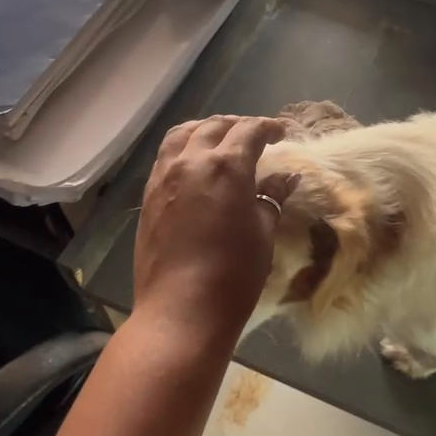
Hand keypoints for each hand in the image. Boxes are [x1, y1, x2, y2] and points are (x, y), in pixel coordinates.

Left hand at [132, 115, 295, 334]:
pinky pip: (166, 157)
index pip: (249, 132)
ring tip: (220, 140)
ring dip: (205, 130)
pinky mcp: (148, 197)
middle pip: (214, 127)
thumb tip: (286, 178)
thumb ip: (273, 198)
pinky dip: (183, 149)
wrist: (181, 309)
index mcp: (226, 166)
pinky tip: (194, 165)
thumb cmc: (234, 274)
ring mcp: (164, 178)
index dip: (268, 127)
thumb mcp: (263, 233)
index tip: (281, 133)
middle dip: (237, 125)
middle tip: (255, 135)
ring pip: (182, 135)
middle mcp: (191, 162)